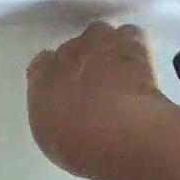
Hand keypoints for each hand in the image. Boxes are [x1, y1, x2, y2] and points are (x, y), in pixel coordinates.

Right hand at [26, 22, 175, 179]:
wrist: (121, 133)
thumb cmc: (80, 145)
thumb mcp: (53, 139)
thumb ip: (53, 116)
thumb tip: (62, 113)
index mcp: (41, 78)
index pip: (41, 64)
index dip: (53, 75)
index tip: (63, 89)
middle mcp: (66, 55)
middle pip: (71, 48)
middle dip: (80, 61)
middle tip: (93, 85)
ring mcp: (100, 45)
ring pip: (100, 35)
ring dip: (106, 48)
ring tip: (117, 71)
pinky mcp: (134, 45)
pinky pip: (131, 36)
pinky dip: (133, 47)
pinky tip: (138, 66)